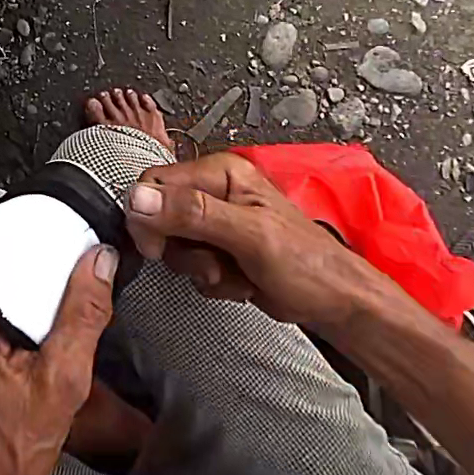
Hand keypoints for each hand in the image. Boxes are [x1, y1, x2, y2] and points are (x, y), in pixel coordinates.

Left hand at [0, 245, 116, 474]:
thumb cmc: (9, 455)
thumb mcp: (64, 380)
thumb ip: (83, 315)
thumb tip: (98, 263)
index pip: (16, 264)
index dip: (53, 266)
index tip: (78, 275)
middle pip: (7, 286)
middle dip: (42, 299)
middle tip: (66, 328)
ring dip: (26, 321)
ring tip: (48, 351)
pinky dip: (9, 339)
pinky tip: (26, 365)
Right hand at [125, 153, 404, 335]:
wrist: (333, 301)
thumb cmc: (308, 264)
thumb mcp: (248, 235)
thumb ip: (192, 213)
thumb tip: (140, 198)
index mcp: (222, 172)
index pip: (155, 184)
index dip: (149, 218)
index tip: (160, 247)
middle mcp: (216, 192)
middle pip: (160, 217)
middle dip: (182, 250)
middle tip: (211, 262)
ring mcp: (216, 222)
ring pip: (174, 246)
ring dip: (200, 269)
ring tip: (233, 271)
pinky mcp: (218, 248)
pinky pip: (189, 265)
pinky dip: (210, 281)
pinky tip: (239, 280)